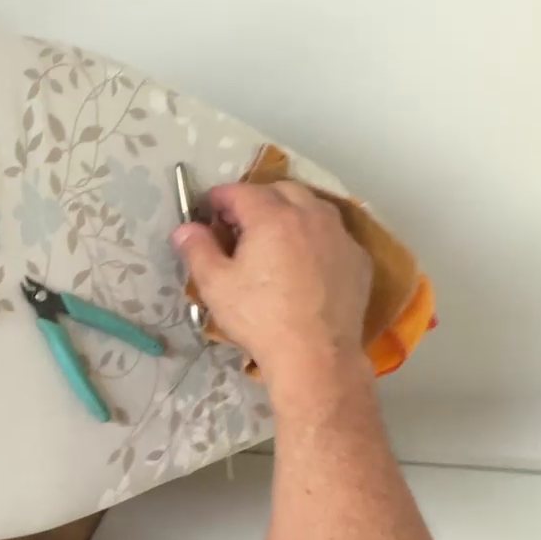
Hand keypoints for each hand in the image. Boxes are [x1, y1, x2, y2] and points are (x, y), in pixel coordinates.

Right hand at [172, 181, 374, 403]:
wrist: (314, 350)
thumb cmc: (258, 317)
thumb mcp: (215, 286)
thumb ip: (197, 251)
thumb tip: (184, 229)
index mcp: (272, 219)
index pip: (241, 192)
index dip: (219, 197)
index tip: (205, 208)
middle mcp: (311, 215)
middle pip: (281, 189)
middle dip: (255, 198)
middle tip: (235, 222)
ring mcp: (339, 234)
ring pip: (311, 205)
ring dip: (287, 211)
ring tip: (268, 237)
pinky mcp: (356, 256)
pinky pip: (330, 232)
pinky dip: (310, 234)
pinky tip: (298, 260)